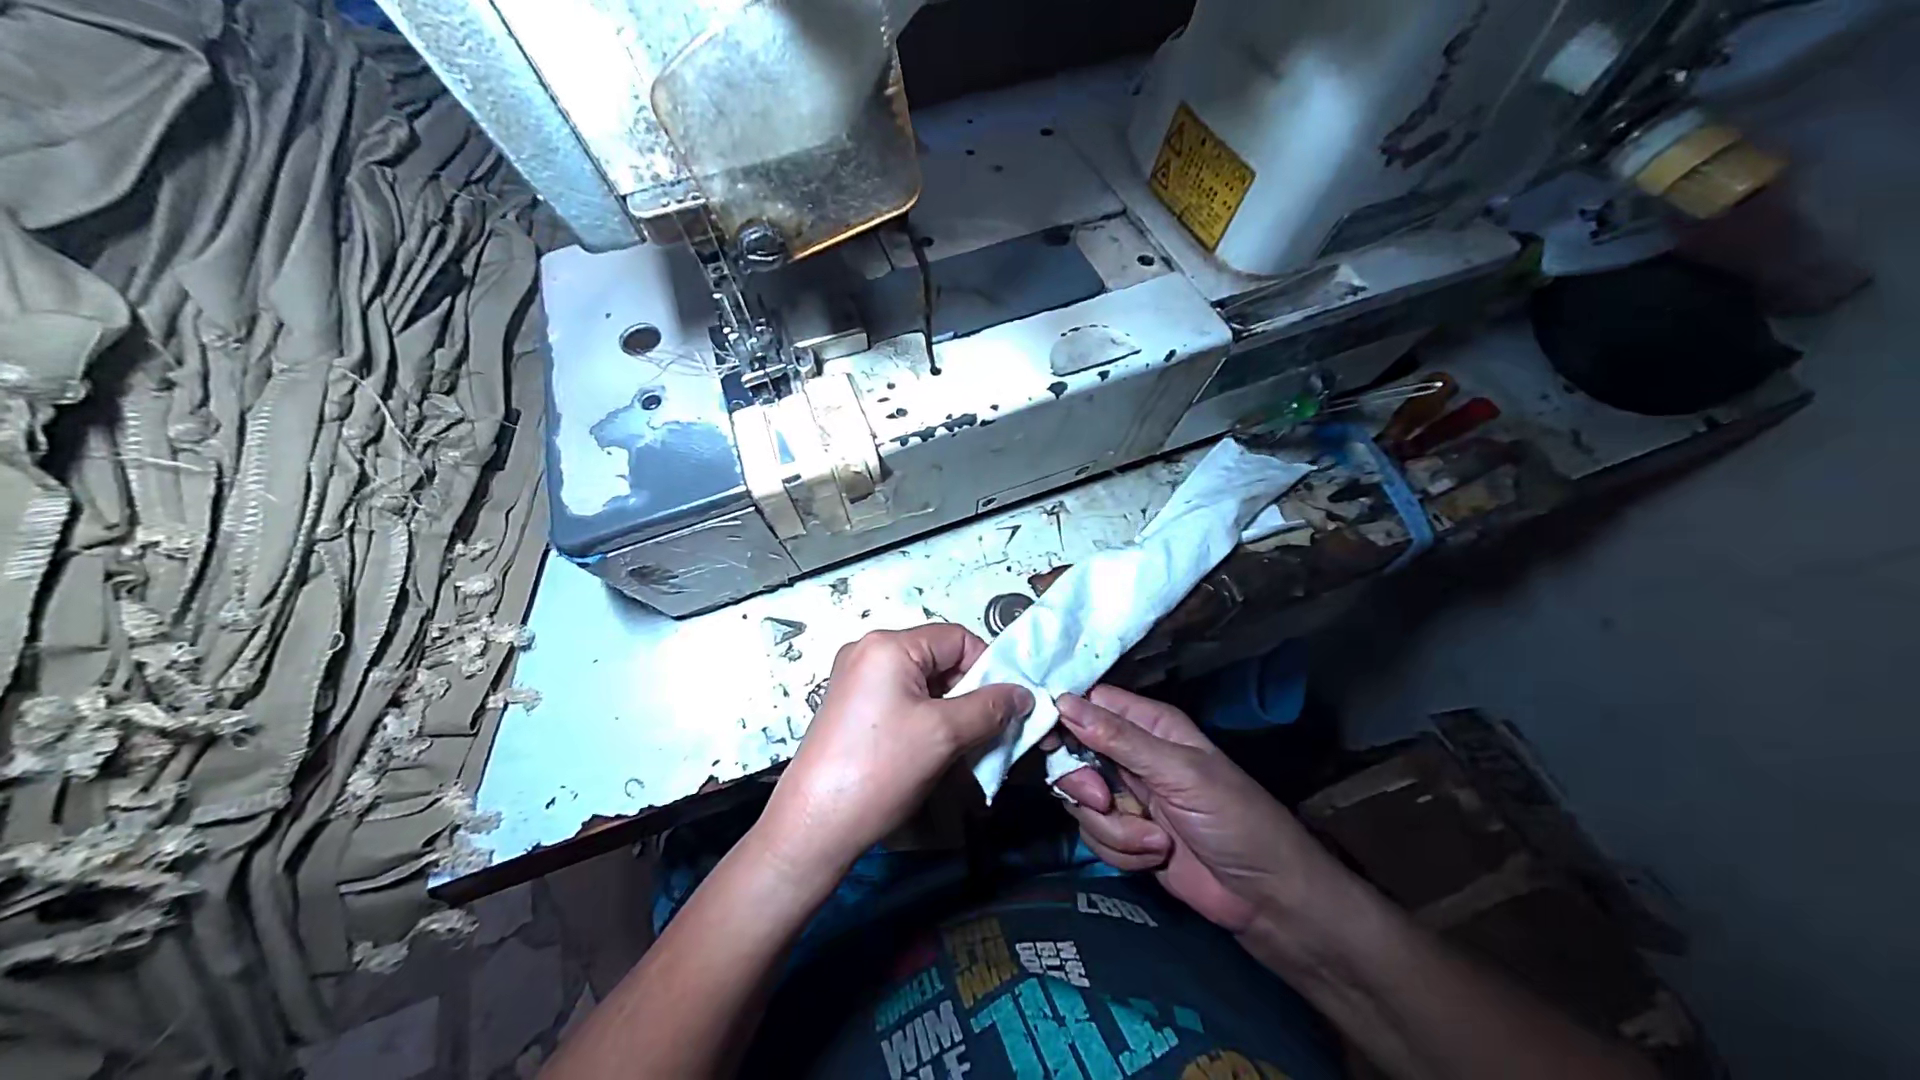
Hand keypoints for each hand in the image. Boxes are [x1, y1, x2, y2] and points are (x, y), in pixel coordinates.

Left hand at [757, 625, 1032, 876]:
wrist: (815, 825)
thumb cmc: (878, 770)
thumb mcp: (945, 735)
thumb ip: (990, 708)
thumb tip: (1022, 694)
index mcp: (887, 645)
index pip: (957, 638)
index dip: (987, 667)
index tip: (1003, 705)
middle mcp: (868, 652)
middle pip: (940, 660)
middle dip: (970, 693)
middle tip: (988, 730)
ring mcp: (857, 680)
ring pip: (924, 684)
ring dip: (952, 711)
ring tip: (963, 747)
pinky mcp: (852, 708)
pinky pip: (903, 701)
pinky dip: (928, 720)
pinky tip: (936, 751)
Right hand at [1054, 687, 1352, 934]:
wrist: (1265, 898)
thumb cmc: (1234, 820)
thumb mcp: (1179, 773)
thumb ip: (1119, 739)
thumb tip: (1063, 702)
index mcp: (1149, 724)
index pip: (1089, 705)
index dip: (1064, 718)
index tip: (1047, 742)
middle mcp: (1133, 754)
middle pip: (1074, 755)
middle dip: (1083, 785)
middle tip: (1105, 800)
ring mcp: (1128, 796)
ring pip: (1080, 801)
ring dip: (1113, 827)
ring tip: (1155, 839)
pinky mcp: (1126, 834)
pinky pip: (1094, 834)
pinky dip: (1121, 850)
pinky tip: (1156, 855)